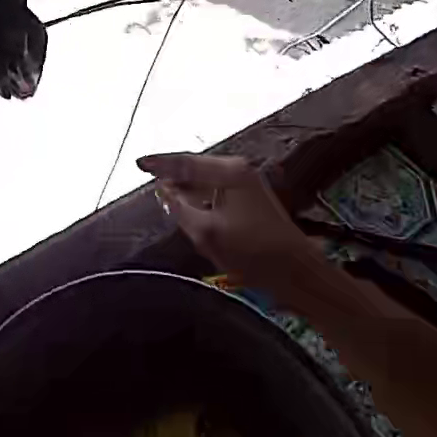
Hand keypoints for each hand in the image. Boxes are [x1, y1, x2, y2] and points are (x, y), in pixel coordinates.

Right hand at [138, 153, 322, 288]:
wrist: (298, 273)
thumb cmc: (254, 251)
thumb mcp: (207, 232)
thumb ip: (180, 208)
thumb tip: (163, 192)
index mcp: (229, 172)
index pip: (185, 163)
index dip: (159, 164)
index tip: (138, 163)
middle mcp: (238, 170)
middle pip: (194, 167)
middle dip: (172, 174)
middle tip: (149, 178)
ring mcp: (246, 184)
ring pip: (204, 180)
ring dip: (185, 187)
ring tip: (164, 195)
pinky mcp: (250, 200)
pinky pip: (214, 190)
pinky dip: (198, 196)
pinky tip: (188, 207)